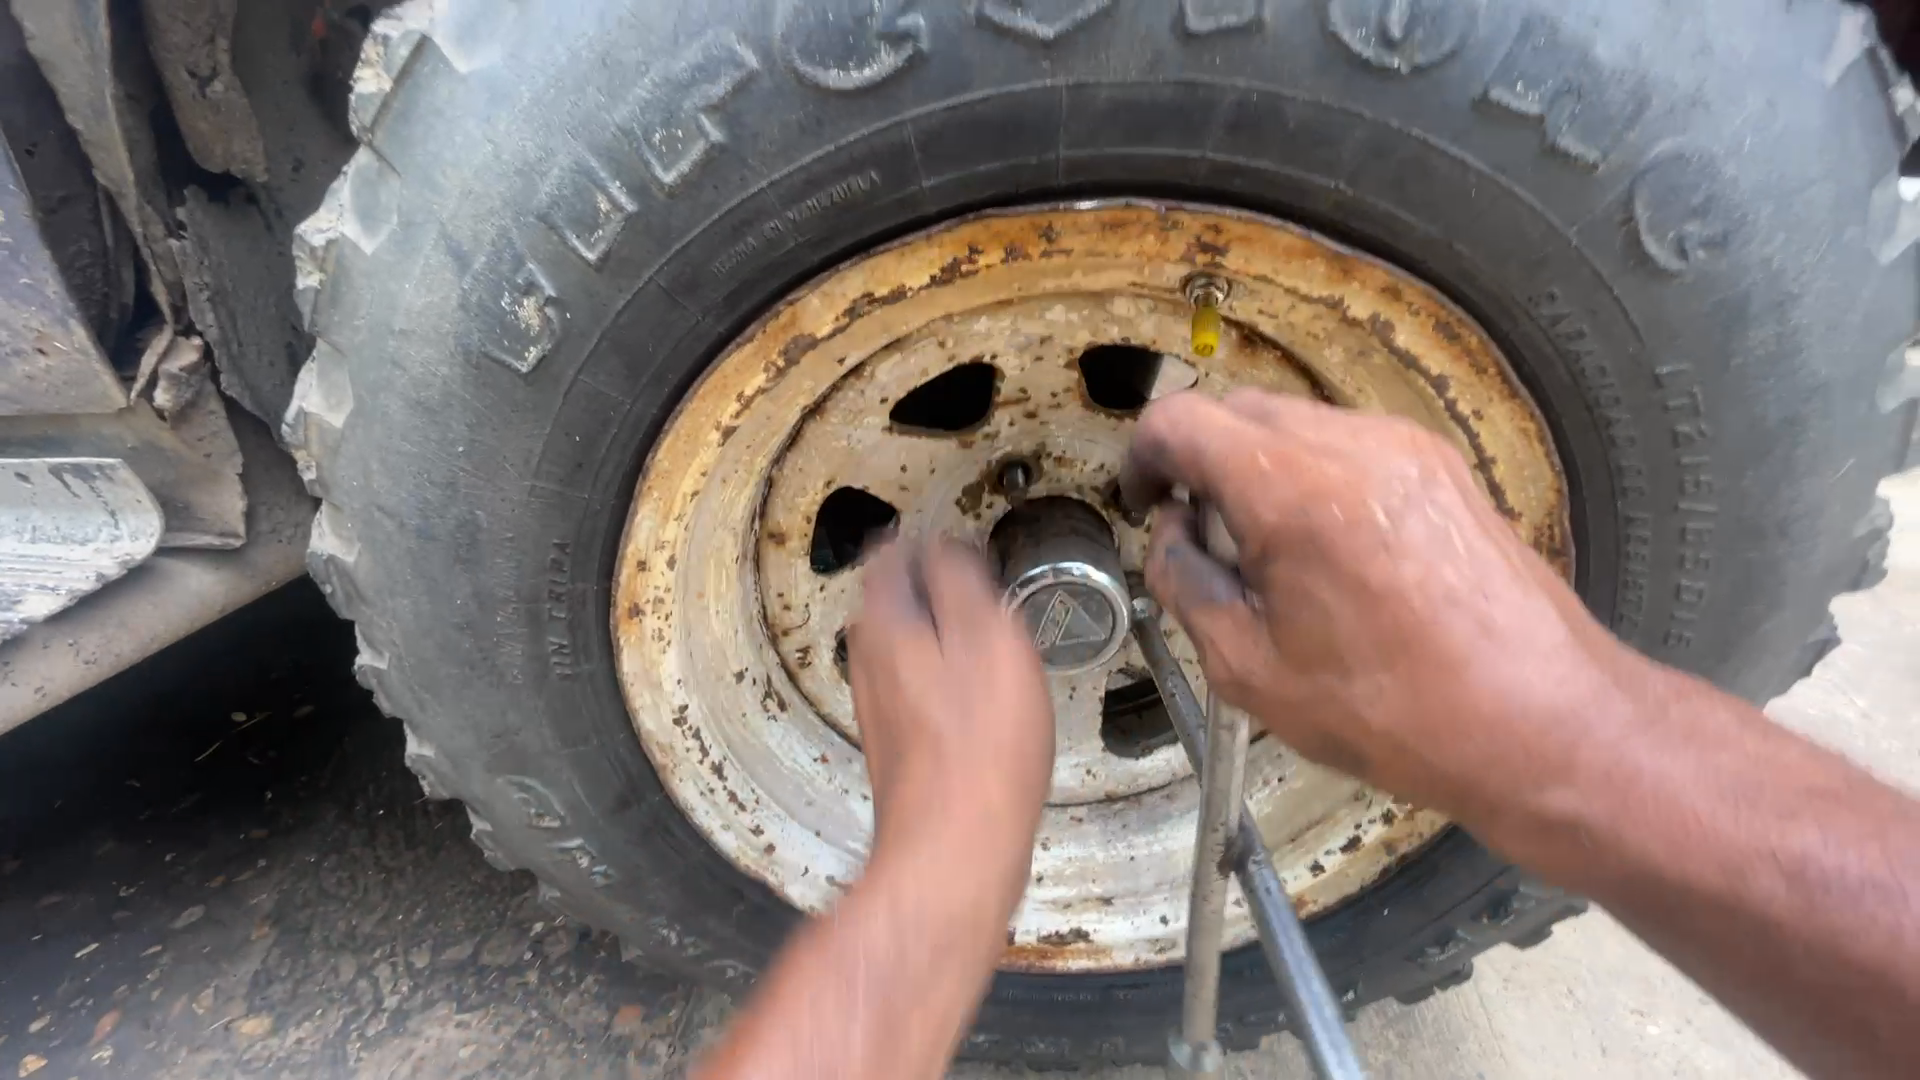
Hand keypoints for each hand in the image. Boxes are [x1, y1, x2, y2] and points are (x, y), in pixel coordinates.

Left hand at [846, 537, 1053, 904]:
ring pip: (900, 642)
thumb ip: (961, 582)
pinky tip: (972, 691)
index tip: (957, 543)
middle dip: (927, 583)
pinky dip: (937, 670)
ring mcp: (874, 702)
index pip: (890, 554)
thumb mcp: (989, 639)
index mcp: (885, 623)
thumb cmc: (982, 744)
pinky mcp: (891, 739)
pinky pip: (911, 683)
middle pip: (890, 599)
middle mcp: (867, 657)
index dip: (925, 540)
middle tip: (975, 583)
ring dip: (934, 628)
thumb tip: (943, 546)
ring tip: (982, 631)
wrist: (952, 848)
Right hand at [1120, 390, 1637, 825]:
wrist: (1546, 725)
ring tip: (1264, 547)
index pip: (1180, 420)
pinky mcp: (1435, 462)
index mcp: (1292, 492)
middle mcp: (1349, 444)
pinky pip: (1337, 441)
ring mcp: (1402, 444)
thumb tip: (1171, 532)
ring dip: (1248, 466)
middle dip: (1195, 462)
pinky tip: (1319, 544)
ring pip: (1285, 421)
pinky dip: (1300, 471)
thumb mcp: (1246, 666)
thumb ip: (1184, 581)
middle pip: (1231, 410)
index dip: (1142, 457)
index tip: (1145, 507)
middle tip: (1200, 536)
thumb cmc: (1387, 712)